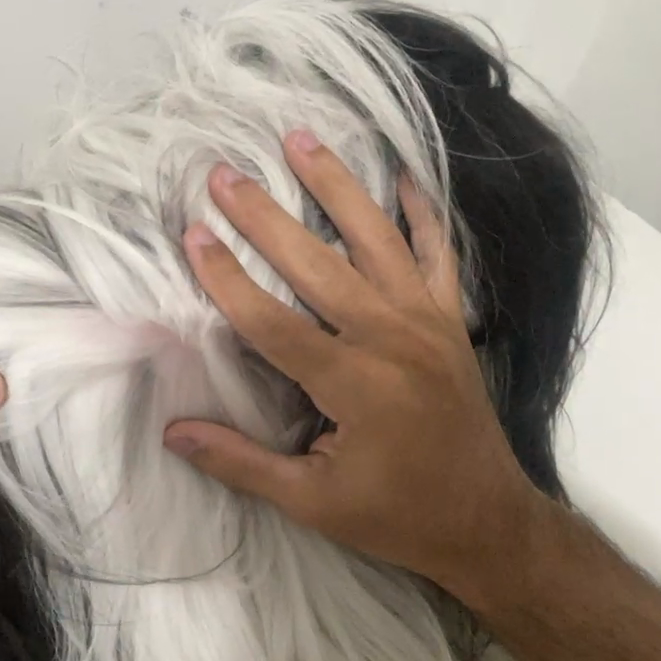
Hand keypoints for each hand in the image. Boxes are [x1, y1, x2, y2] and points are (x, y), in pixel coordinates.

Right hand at [162, 130, 546, 591]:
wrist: (487, 522)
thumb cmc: (396, 516)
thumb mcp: (311, 503)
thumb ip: (241, 463)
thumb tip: (173, 433)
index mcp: (353, 384)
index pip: (272, 320)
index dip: (226, 277)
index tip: (192, 234)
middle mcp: (391, 339)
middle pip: (317, 264)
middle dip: (264, 217)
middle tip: (224, 173)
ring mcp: (427, 323)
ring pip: (375, 239)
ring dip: (337, 185)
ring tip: (301, 138)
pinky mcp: (449, 322)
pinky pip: (437, 253)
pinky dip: (421, 211)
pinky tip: (402, 174)